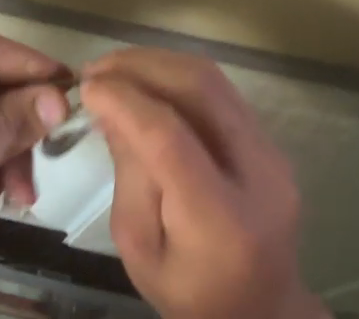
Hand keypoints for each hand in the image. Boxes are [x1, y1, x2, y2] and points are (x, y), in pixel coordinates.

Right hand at [83, 49, 327, 318]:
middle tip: (94, 71)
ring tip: (113, 71)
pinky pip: (219, 90)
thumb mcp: (139, 250)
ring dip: (155, 63)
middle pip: (199, 91)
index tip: (85, 88)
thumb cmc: (190, 292)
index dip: (123, 101)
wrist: (261, 310)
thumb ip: (128, 177)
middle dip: (139, 67)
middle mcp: (260, 178)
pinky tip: (142, 83)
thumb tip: (109, 109)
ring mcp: (273, 155)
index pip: (170, 139)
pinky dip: (173, 75)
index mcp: (222, 222)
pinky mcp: (270, 142)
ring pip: (211, 79)